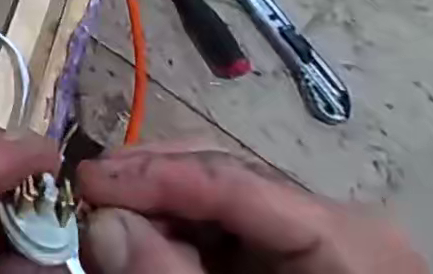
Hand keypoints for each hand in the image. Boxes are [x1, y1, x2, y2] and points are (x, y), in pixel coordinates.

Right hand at [68, 147, 424, 273]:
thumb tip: (102, 224)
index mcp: (345, 234)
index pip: (233, 177)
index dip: (155, 173)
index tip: (88, 177)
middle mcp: (331, 218)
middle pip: (223, 176)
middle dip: (151, 183)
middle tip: (87, 194)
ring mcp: (314, 237)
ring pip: (219, 200)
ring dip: (158, 209)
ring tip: (105, 219)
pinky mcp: (295, 258)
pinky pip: (229, 232)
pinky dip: (181, 237)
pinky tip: (144, 242)